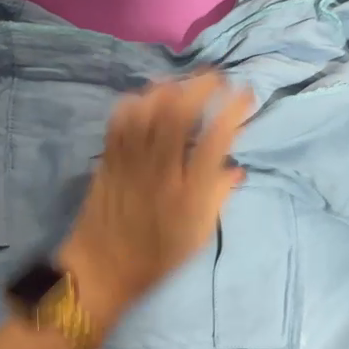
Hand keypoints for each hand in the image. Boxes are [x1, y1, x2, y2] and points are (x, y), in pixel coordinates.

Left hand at [59, 72, 252, 320]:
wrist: (103, 268)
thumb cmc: (158, 256)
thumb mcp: (199, 234)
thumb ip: (218, 196)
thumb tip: (236, 167)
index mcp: (189, 194)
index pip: (216, 139)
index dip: (233, 110)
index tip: (245, 96)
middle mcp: (161, 171)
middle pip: (180, 112)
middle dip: (203, 86)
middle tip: (218, 79)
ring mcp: (131, 162)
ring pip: (149, 108)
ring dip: (171, 87)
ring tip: (185, 85)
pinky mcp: (108, 159)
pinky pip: (121, 118)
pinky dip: (137, 100)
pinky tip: (148, 99)